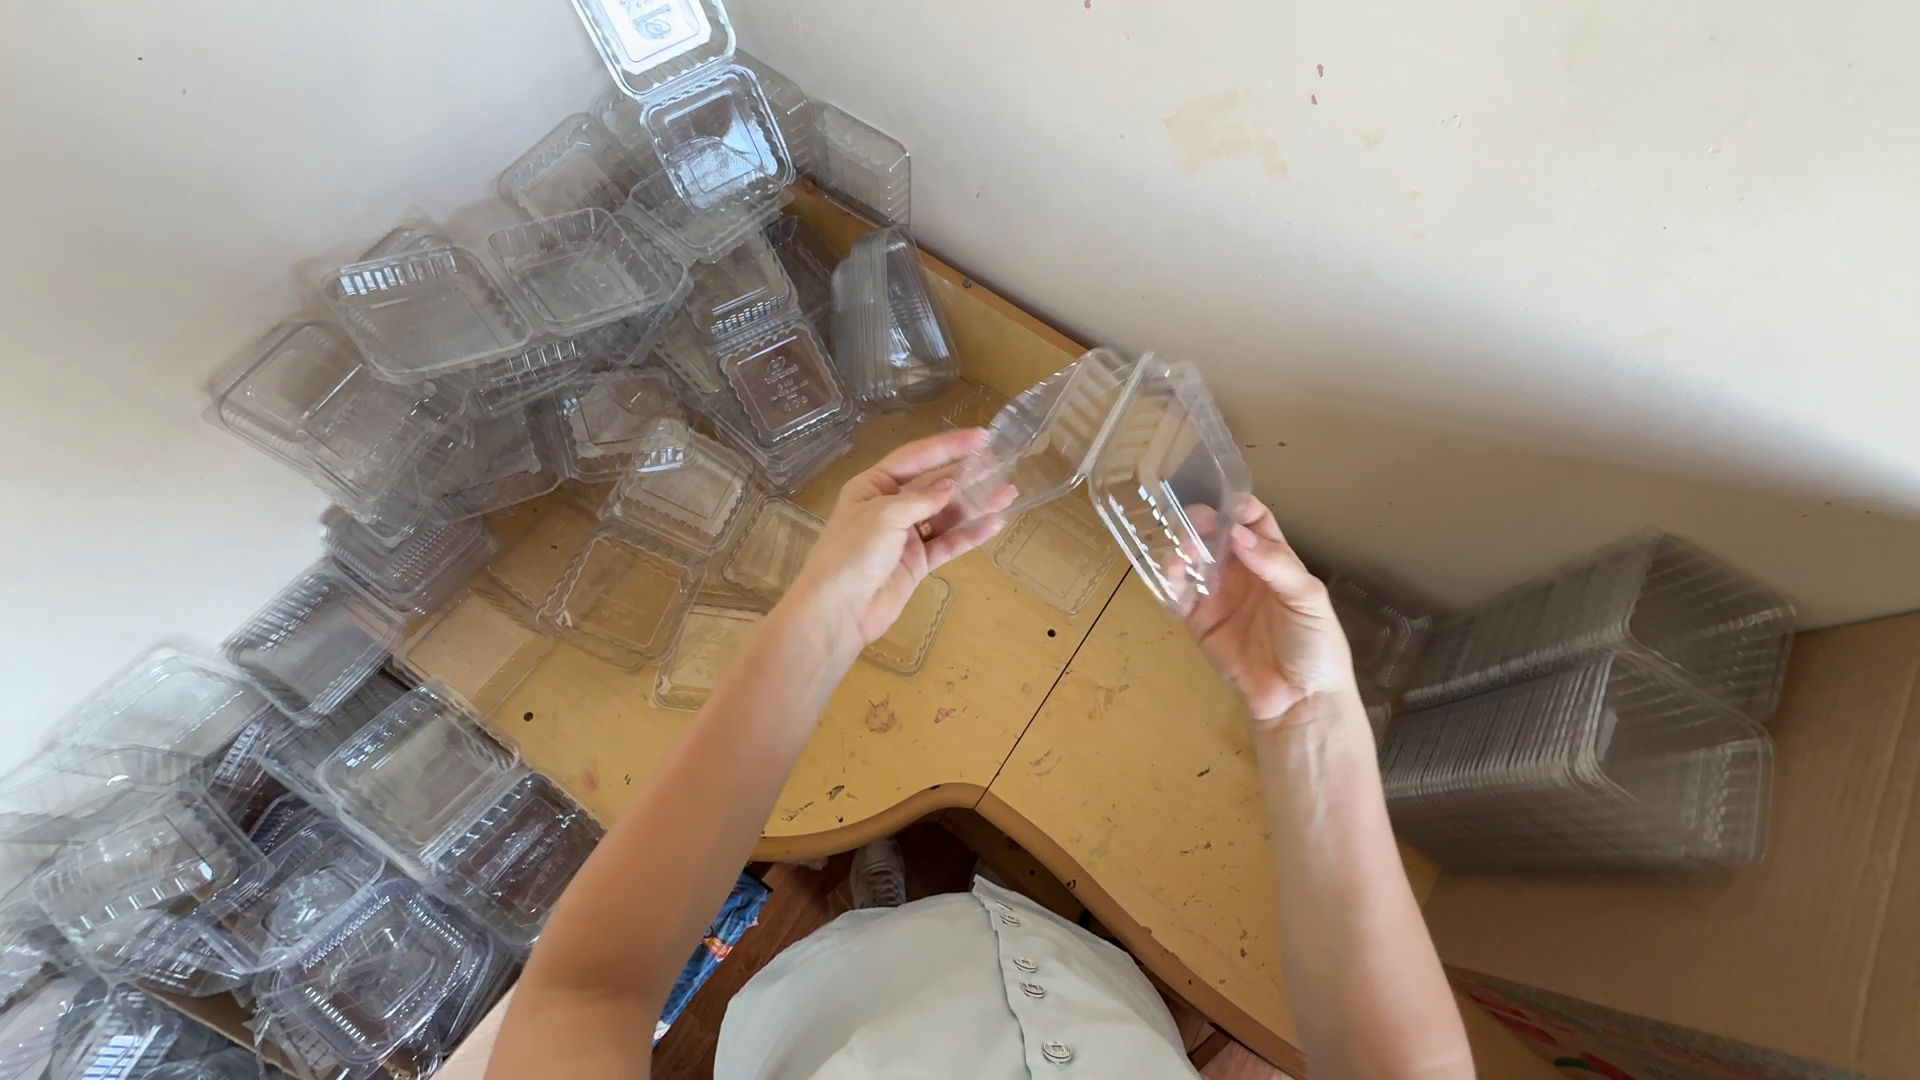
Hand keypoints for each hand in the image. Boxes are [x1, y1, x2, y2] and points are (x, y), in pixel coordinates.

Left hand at [787, 428, 1013, 651]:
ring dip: (975, 505)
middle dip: (967, 476)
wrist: (839, 609)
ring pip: (946, 515)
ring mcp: (905, 536)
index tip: (981, 437)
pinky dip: (970, 535)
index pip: (915, 457)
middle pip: (934, 485)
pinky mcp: (917, 563)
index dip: (947, 446)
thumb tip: (952, 486)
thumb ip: (921, 499)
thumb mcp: (885, 515)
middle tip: (1001, 464)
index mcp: (873, 486)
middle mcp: (890, 507)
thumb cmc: (853, 552)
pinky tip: (993, 524)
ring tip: (1007, 494)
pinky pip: (948, 543)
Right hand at [1186, 498, 1357, 727]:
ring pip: (1192, 560)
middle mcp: (1241, 571)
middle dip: (1201, 524)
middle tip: (1193, 525)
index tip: (1222, 504)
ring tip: (1182, 554)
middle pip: (1214, 535)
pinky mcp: (1198, 621)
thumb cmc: (1315, 645)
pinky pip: (1178, 595)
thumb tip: (1237, 534)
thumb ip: (1275, 564)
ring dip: (1182, 549)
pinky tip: (1172, 576)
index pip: (1252, 520)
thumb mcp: (1307, 599)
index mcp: (1273, 559)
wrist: (1298, 700)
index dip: (1236, 507)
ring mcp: (1217, 595)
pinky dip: (1169, 582)